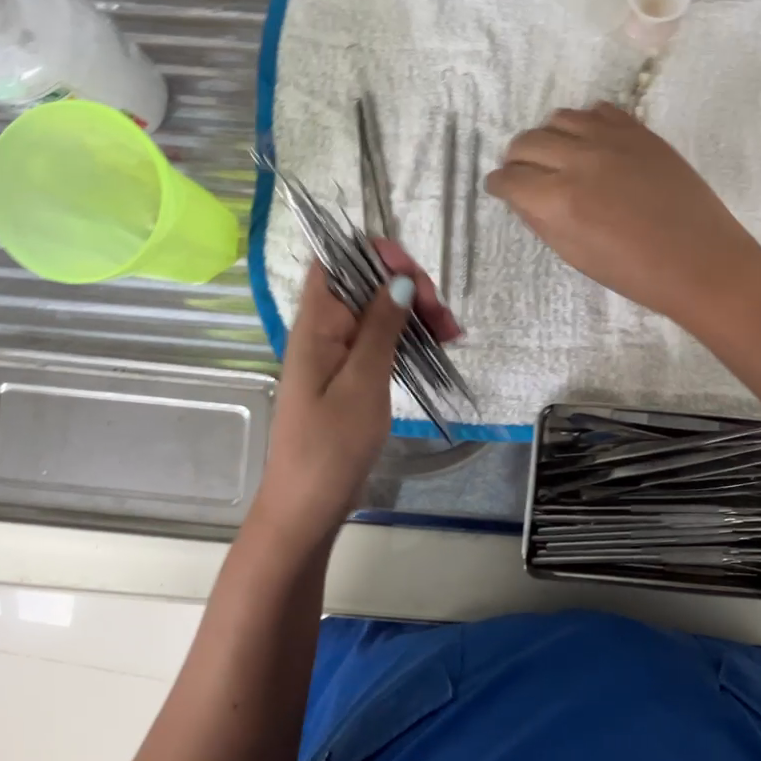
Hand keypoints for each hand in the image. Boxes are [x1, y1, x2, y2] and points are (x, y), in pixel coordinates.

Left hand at [248, 261, 453, 545]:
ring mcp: (337, 356)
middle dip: (406, 288)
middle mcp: (323, 332)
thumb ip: (381, 328)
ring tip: (452, 334)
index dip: (373, 255)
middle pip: (364, 287)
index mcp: (316, 325)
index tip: (413, 274)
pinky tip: (438, 347)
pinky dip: (408, 341)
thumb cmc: (331, 445)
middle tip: (442, 316)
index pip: (336, 262)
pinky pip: (380, 344)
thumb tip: (398, 279)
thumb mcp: (363, 382)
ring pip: (378, 315)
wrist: (308, 505)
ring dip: (414, 315)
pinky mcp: (350, 379)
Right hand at [486, 103, 760, 322]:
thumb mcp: (576, 256)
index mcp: (558, 200)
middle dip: (517, 159)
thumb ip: (542, 221)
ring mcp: (611, 139)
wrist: (700, 260)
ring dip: (549, 136)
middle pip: (527, 142)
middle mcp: (578, 160)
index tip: (499, 188)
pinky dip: (585, 124)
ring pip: (560, 118)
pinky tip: (590, 144)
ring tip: (556, 156)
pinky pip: (598, 110)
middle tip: (523, 174)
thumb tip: (521, 197)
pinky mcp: (639, 131)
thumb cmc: (636, 272)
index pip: (510, 179)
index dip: (498, 185)